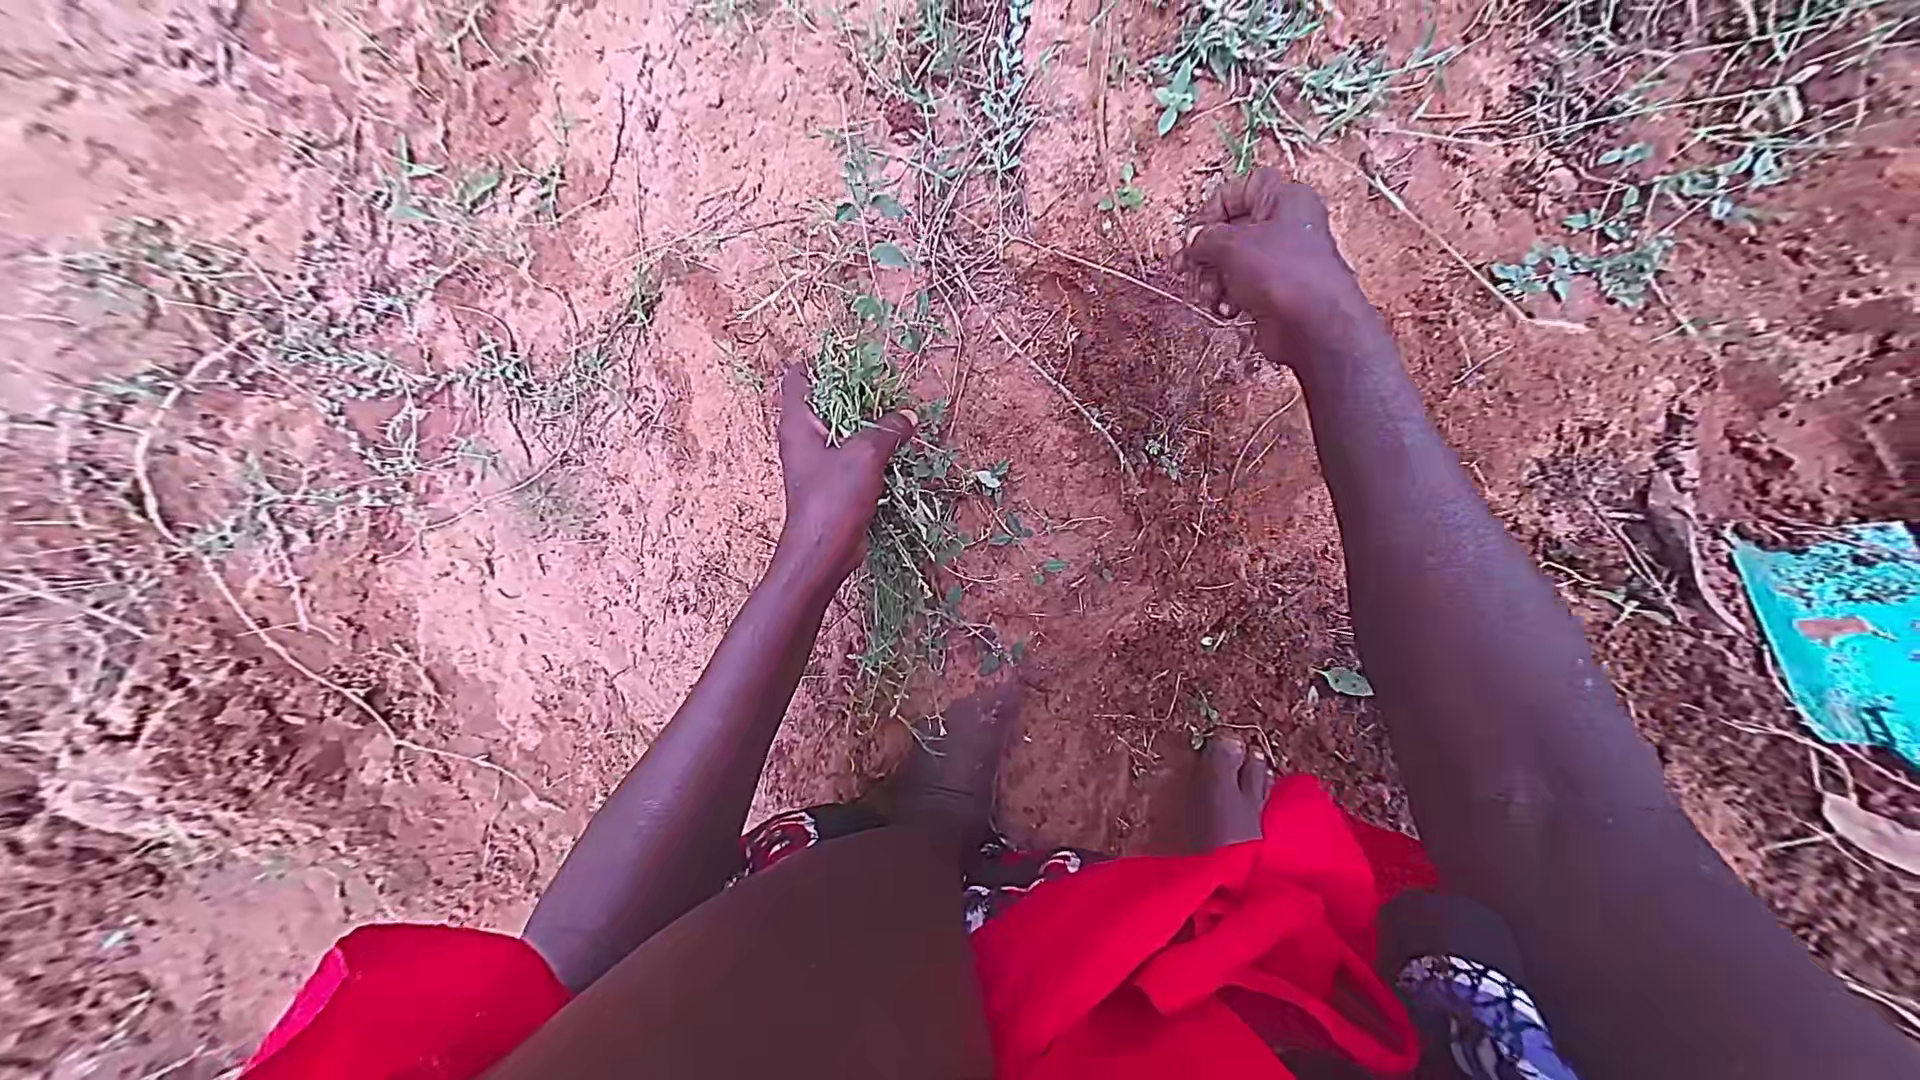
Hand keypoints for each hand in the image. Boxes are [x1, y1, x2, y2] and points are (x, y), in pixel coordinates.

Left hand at [771, 366, 916, 590]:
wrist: (824, 550)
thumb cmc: (834, 498)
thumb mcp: (865, 455)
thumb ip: (887, 430)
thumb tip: (908, 416)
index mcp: (798, 424)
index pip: (798, 379)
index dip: (820, 364)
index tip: (851, 358)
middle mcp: (802, 439)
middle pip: (825, 403)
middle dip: (854, 393)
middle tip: (884, 385)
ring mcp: (817, 463)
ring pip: (842, 431)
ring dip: (866, 424)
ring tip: (895, 413)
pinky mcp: (832, 483)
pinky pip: (851, 456)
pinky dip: (870, 449)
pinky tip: (894, 448)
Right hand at [1181, 170, 1373, 366]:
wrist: (1310, 324)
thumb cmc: (1280, 273)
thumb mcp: (1233, 245)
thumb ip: (1205, 237)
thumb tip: (1192, 240)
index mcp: (1283, 200)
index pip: (1241, 189)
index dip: (1213, 208)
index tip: (1193, 233)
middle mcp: (1283, 226)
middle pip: (1230, 230)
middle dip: (1204, 252)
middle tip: (1184, 268)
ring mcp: (1279, 260)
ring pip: (1230, 262)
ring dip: (1212, 280)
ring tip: (1211, 295)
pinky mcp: (1272, 291)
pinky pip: (1239, 287)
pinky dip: (1227, 297)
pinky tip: (1227, 309)